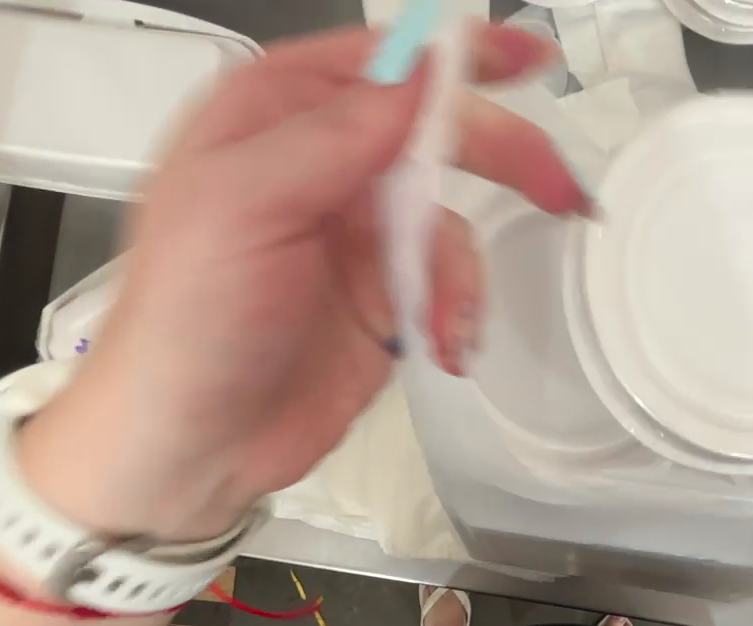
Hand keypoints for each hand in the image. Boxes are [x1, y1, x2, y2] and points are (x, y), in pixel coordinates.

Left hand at [15, 24, 589, 541]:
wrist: (200, 441)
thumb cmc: (191, 320)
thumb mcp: (244, 206)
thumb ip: (334, 133)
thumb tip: (423, 70)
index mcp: (276, 120)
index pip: (383, 63)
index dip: (460, 58)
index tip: (530, 62)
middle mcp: (324, 170)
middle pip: (437, 139)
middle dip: (504, 161)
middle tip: (561, 194)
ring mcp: (359, 240)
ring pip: (452, 227)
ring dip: (463, 280)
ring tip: (446, 330)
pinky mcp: (386, 303)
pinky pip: (449, 288)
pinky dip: (458, 317)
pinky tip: (444, 349)